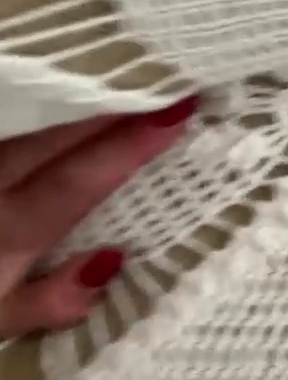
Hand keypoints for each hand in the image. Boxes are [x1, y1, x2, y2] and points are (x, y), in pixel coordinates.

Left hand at [0, 98, 197, 335]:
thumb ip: (47, 301)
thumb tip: (110, 259)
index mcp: (6, 233)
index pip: (77, 182)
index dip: (128, 146)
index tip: (178, 112)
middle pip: (44, 143)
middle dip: (102, 111)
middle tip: (159, 78)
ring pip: (11, 131)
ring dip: (62, 106)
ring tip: (108, 80)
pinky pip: (0, 133)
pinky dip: (16, 113)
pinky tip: (39, 94)